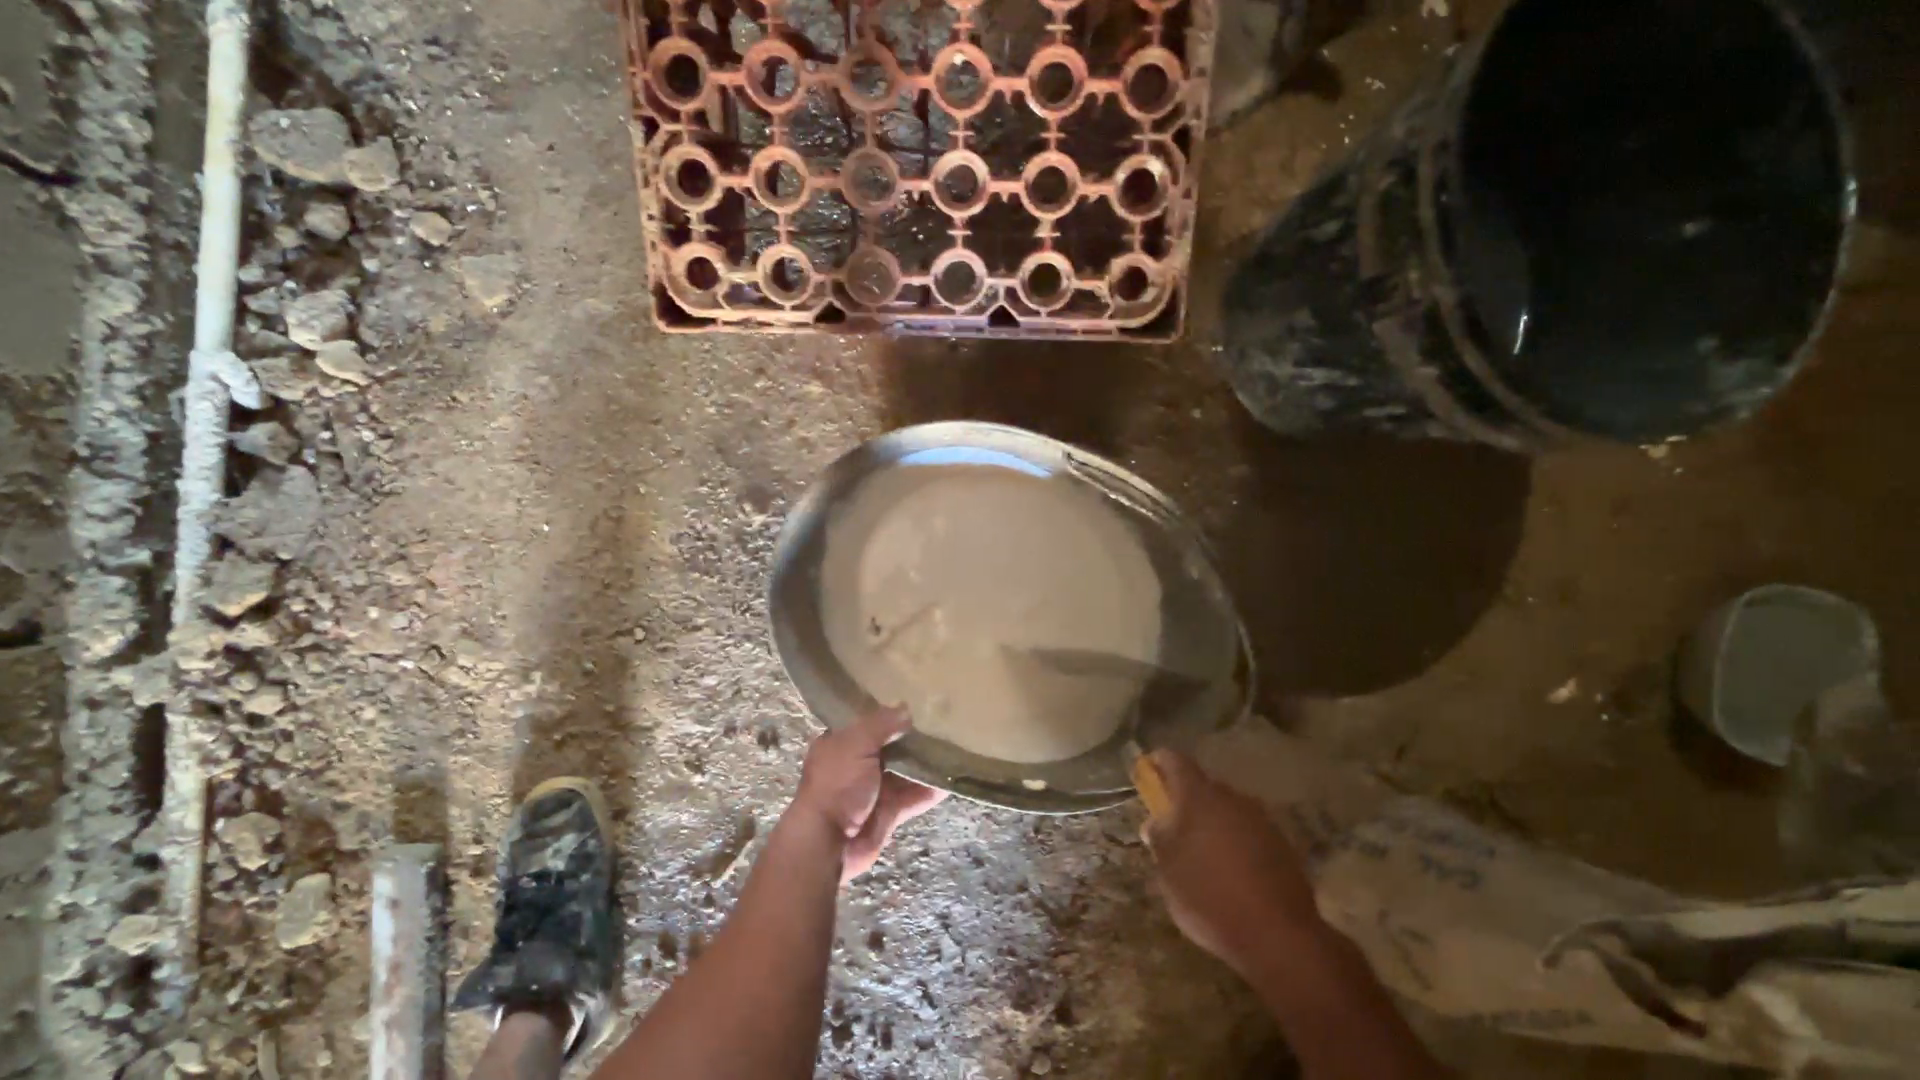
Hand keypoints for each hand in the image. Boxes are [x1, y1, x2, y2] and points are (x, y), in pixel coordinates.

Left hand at [791, 708, 946, 882]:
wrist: (828, 842)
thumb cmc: (837, 785)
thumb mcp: (856, 744)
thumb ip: (881, 725)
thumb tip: (906, 708)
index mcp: (839, 744)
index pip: (865, 723)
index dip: (887, 713)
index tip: (915, 701)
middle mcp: (855, 765)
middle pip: (889, 747)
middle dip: (912, 739)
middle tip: (943, 723)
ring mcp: (872, 791)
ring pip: (903, 773)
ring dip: (924, 765)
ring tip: (953, 749)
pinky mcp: (886, 813)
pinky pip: (912, 798)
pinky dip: (928, 791)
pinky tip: (950, 781)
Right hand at [1141, 749, 1319, 975]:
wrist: (1277, 934)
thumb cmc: (1209, 896)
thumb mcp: (1168, 871)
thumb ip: (1160, 840)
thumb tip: (1157, 823)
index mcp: (1199, 797)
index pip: (1175, 761)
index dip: (1158, 763)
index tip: (1147, 771)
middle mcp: (1233, 799)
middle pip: (1204, 787)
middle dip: (1186, 802)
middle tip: (1171, 829)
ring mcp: (1262, 821)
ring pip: (1229, 811)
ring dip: (1213, 825)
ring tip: (1202, 857)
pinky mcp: (1283, 845)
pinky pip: (1249, 834)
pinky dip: (1236, 844)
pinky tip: (1231, 874)